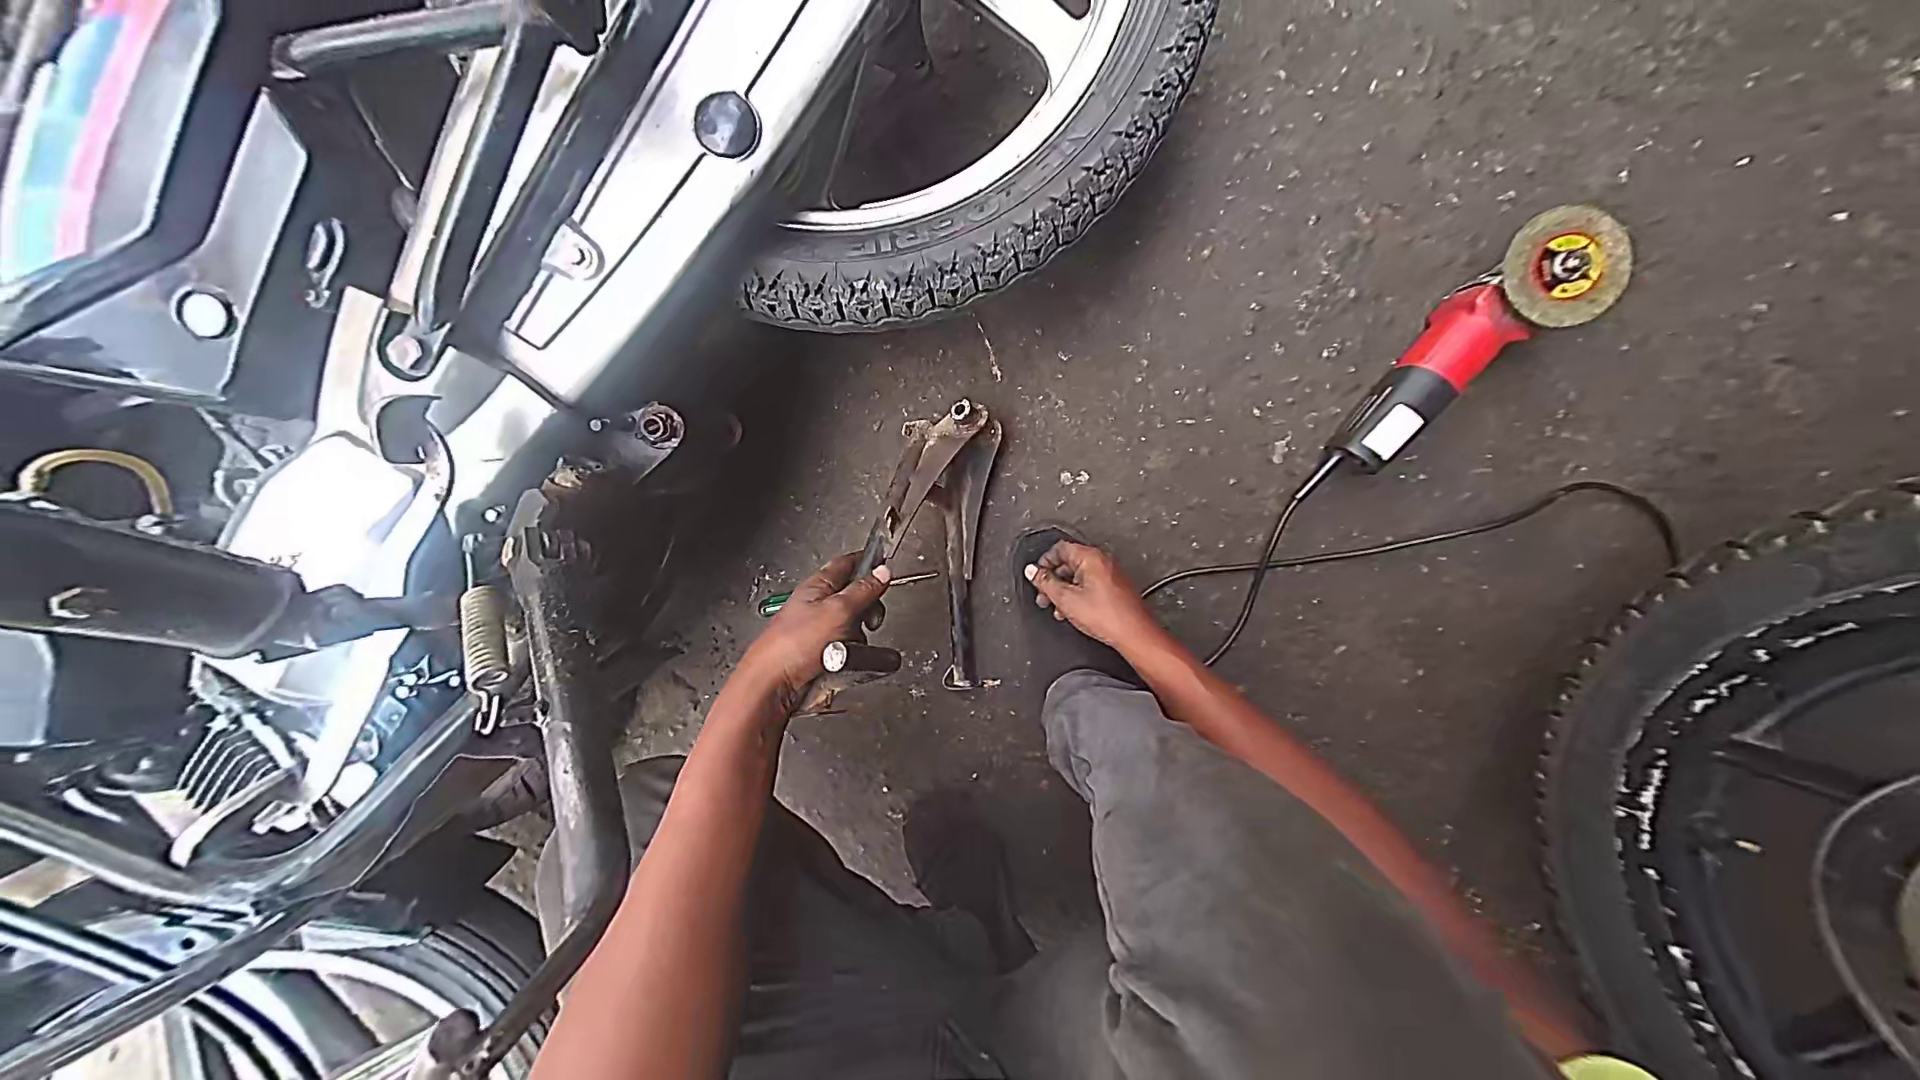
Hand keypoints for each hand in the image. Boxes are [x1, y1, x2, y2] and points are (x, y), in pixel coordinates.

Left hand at [736, 553, 891, 710]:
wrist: (773, 686)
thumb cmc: (792, 645)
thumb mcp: (838, 610)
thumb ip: (863, 590)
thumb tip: (882, 572)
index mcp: (817, 587)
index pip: (846, 564)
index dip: (866, 563)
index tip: (885, 566)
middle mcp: (818, 608)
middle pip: (857, 599)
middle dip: (869, 610)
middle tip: (871, 620)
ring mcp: (821, 633)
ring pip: (856, 628)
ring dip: (860, 638)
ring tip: (849, 648)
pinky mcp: (823, 656)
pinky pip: (850, 651)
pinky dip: (854, 656)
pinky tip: (847, 662)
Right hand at [1024, 540, 1161, 648]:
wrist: (1133, 633)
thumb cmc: (1108, 616)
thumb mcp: (1065, 599)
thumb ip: (1045, 582)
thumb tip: (1033, 572)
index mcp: (1090, 557)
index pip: (1059, 548)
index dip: (1044, 562)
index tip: (1037, 576)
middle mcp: (1102, 561)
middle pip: (1068, 562)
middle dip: (1052, 579)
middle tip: (1044, 595)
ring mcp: (1109, 574)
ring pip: (1078, 576)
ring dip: (1064, 590)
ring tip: (1058, 607)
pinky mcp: (1114, 588)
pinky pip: (1089, 585)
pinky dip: (1078, 595)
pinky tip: (1073, 611)